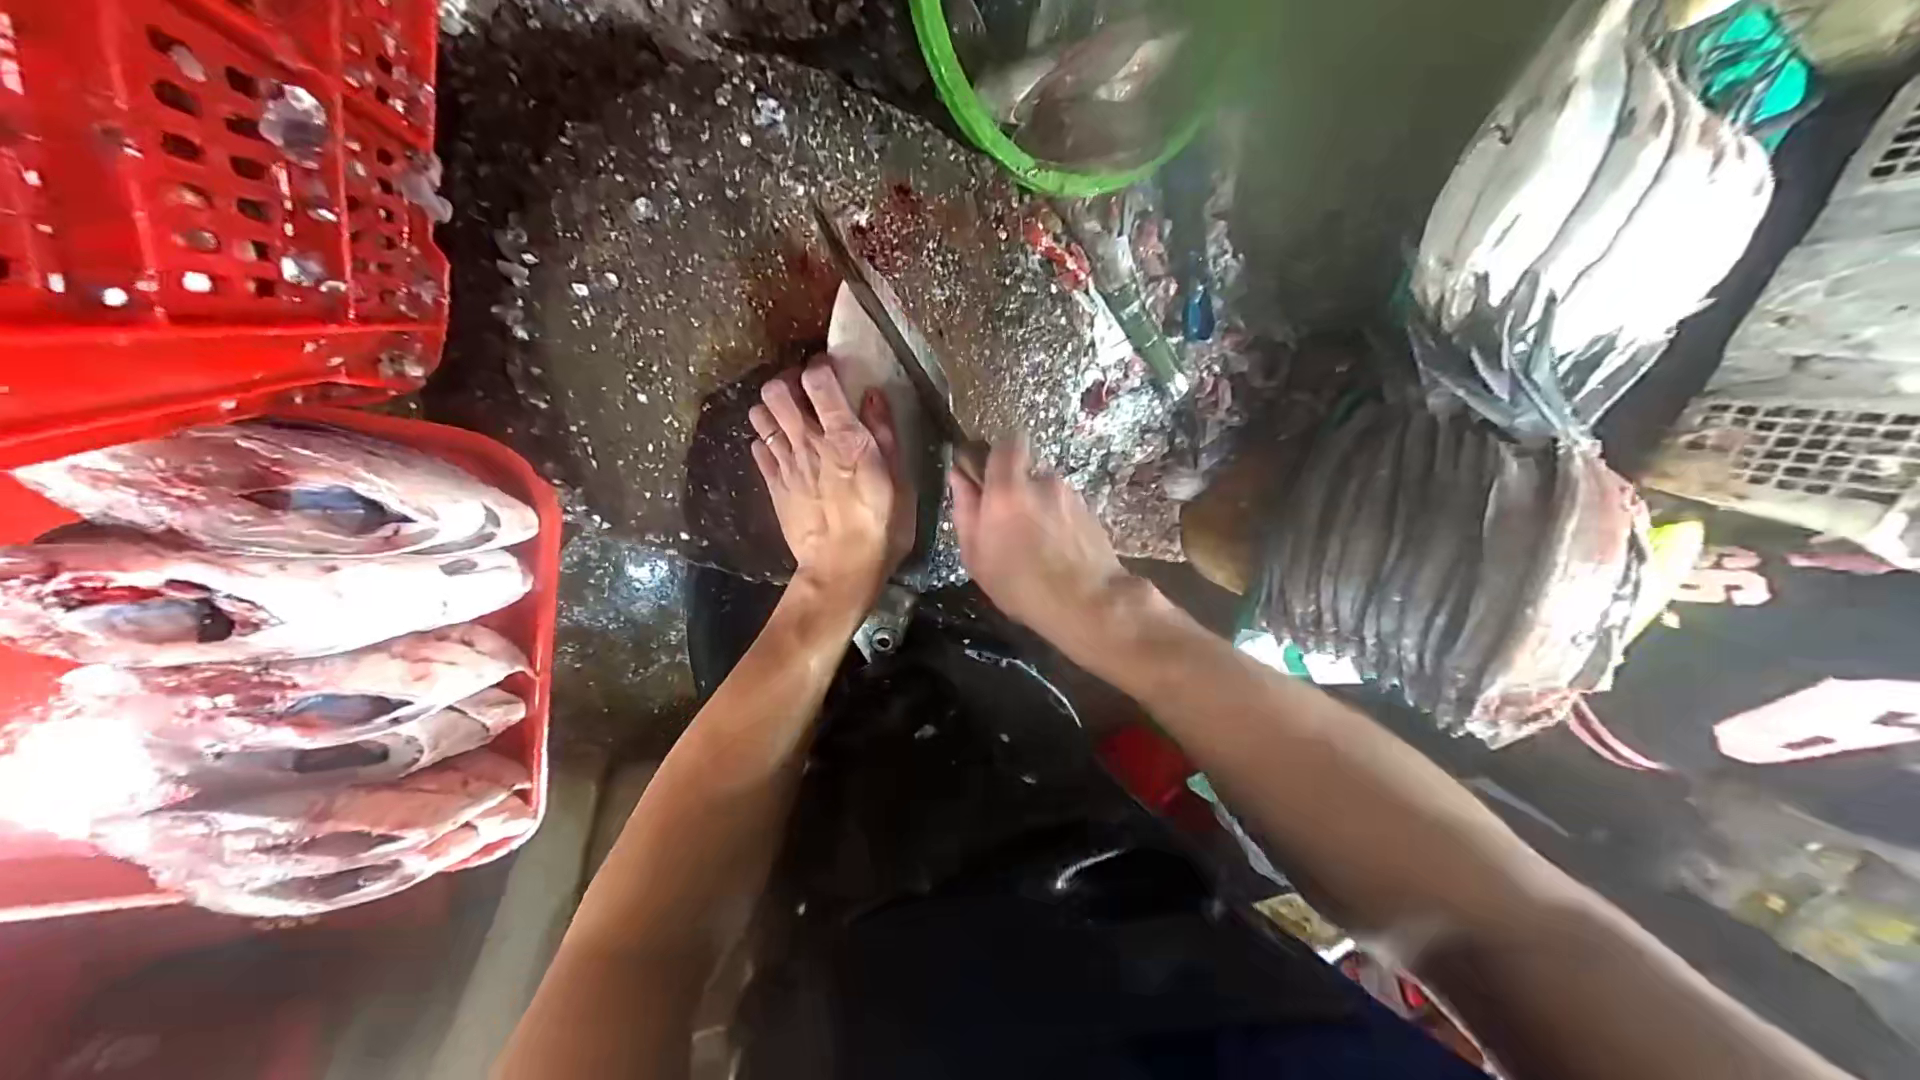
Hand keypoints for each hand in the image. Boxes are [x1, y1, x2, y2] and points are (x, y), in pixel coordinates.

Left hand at [749, 359, 910, 608]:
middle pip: (776, 390)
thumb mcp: (899, 479)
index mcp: (844, 437)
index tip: (831, 369)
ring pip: (759, 415)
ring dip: (772, 409)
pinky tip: (783, 449)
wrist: (842, 569)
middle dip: (788, 381)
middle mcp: (809, 442)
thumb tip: (872, 396)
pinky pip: (758, 448)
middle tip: (804, 390)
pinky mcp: (773, 485)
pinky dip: (766, 440)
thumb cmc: (882, 525)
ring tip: (790, 417)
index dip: (821, 366)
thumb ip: (884, 433)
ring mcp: (786, 464)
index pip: (817, 379)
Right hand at [948, 436, 1137, 650]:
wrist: (1089, 603)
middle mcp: (1041, 482)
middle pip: (1025, 473)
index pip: (1005, 444)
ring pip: (1046, 492)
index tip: (987, 478)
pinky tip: (1057, 552)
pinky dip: (1058, 523)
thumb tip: (958, 478)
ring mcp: (1070, 495)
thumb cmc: (1022, 586)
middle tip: (1009, 526)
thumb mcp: (977, 557)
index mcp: (1007, 489)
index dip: (996, 457)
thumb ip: (965, 512)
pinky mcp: (1090, 510)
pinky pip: (1065, 508)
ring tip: (1036, 547)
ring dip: (1038, 510)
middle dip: (1016, 492)